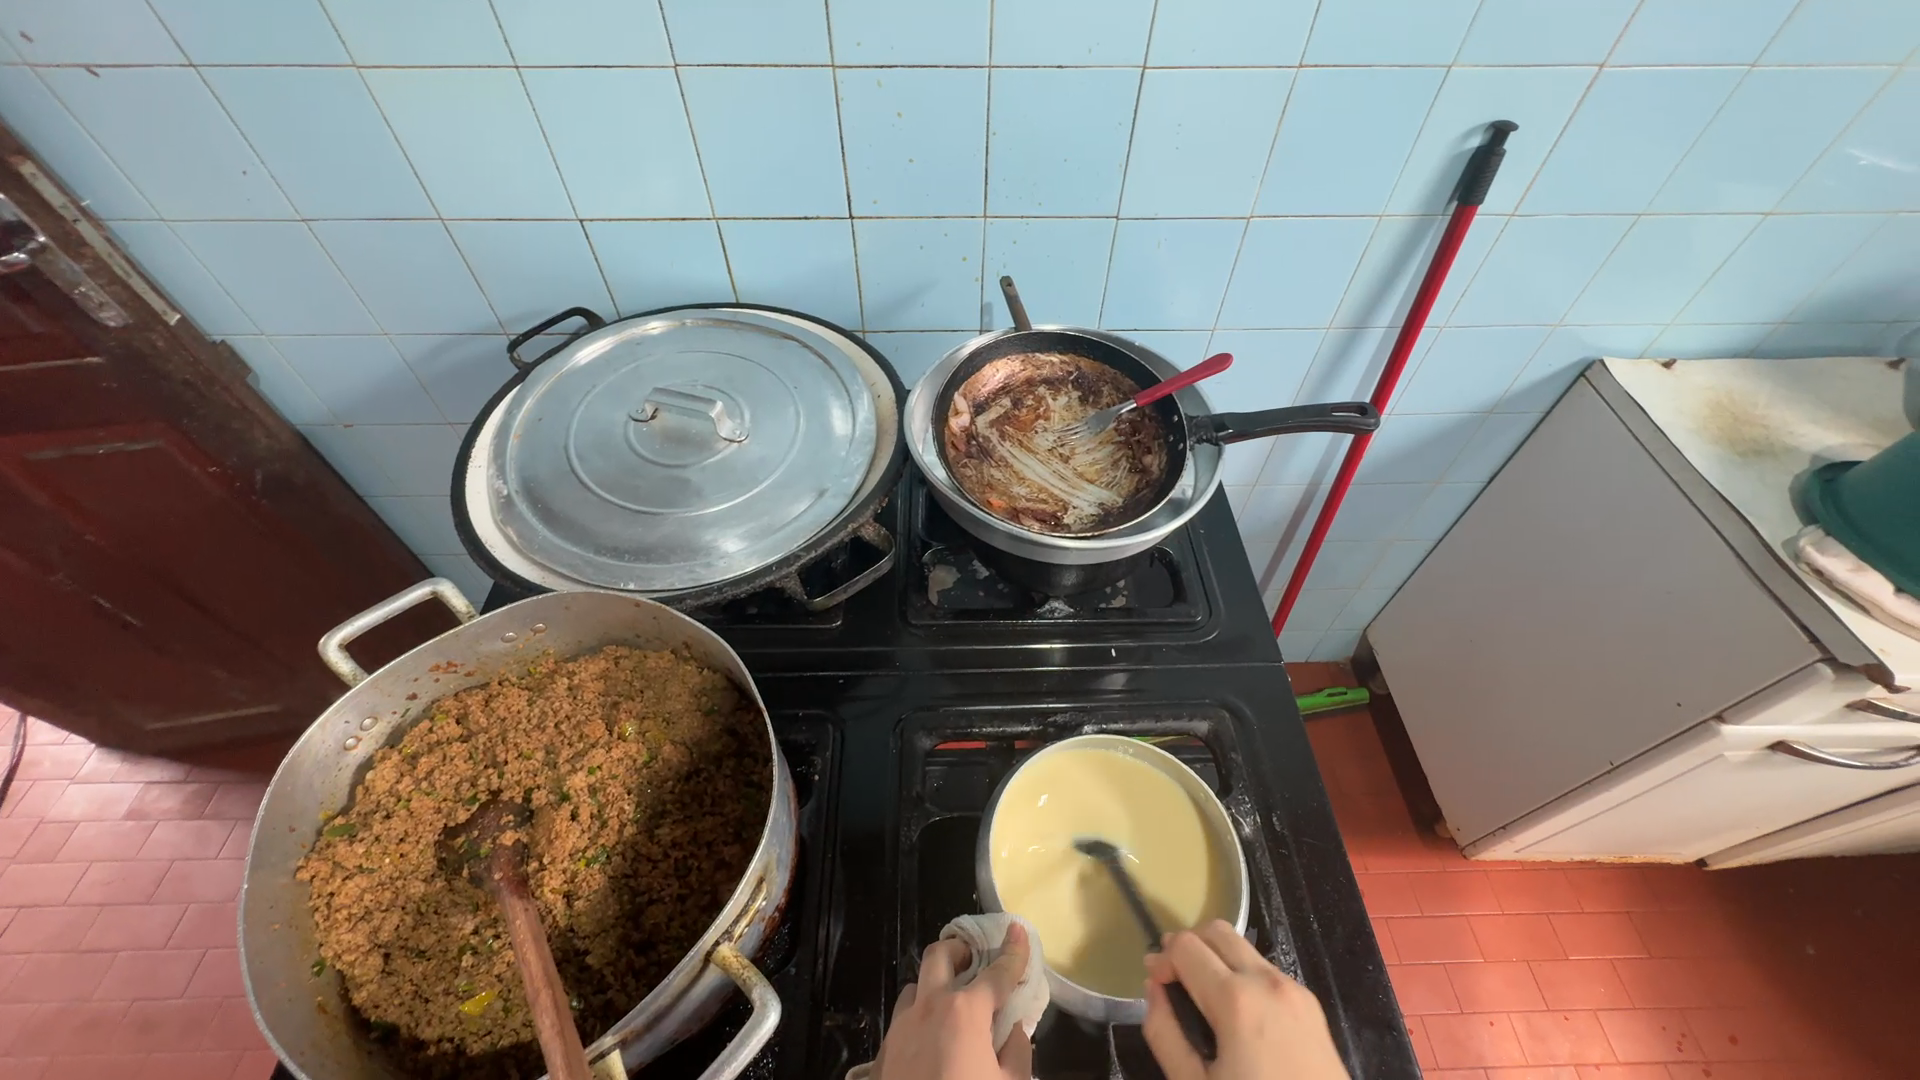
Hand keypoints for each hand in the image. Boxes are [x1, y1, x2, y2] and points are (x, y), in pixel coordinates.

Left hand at [872, 922, 1033, 1079]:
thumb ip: (1016, 1054)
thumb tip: (1014, 1030)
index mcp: (965, 1012)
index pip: (996, 972)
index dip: (1012, 951)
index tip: (1018, 930)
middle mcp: (930, 1007)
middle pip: (940, 956)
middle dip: (959, 950)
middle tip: (975, 960)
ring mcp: (901, 1027)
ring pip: (916, 986)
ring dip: (936, 986)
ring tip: (953, 1005)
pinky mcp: (884, 1053)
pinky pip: (903, 1018)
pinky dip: (920, 1017)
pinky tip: (933, 1041)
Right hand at [1143, 920, 1348, 1079]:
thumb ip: (1164, 1032)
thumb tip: (1154, 988)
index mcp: (1236, 999)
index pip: (1184, 945)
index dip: (1162, 959)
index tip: (1155, 985)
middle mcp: (1267, 981)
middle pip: (1216, 930)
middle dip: (1188, 947)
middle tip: (1175, 981)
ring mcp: (1295, 990)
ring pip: (1243, 947)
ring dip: (1216, 958)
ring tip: (1204, 999)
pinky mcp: (1313, 1006)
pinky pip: (1266, 970)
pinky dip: (1242, 974)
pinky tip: (1237, 1016)